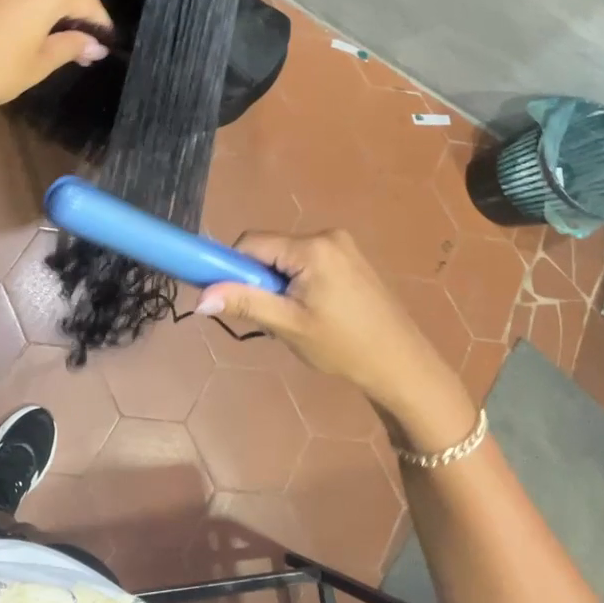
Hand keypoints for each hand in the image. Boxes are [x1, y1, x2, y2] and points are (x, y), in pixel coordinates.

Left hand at [0, 0, 112, 115]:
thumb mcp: (38, 65)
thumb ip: (71, 47)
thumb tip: (96, 43)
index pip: (84, 0)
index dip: (98, 20)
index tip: (104, 39)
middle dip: (65, 12)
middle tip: (71, 40)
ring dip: (30, 6)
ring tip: (31, 33)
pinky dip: (1, 4)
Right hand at [196, 230, 447, 410]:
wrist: (404, 367)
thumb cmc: (345, 347)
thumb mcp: (289, 326)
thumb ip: (244, 303)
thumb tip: (198, 298)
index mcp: (312, 248)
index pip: (250, 243)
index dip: (233, 268)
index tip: (235, 299)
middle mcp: (327, 236)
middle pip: (269, 248)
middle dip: (260, 279)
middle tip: (273, 316)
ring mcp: (342, 245)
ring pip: (286, 256)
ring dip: (279, 283)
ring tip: (296, 319)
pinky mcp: (351, 258)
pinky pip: (306, 261)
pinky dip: (298, 282)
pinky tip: (313, 312)